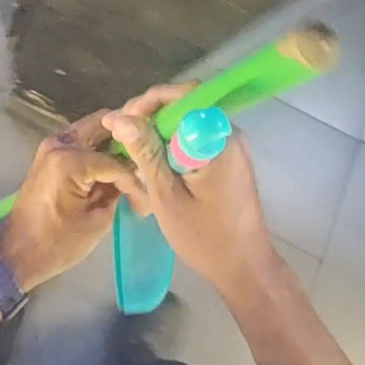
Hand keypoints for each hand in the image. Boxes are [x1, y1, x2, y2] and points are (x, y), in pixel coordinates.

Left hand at [0, 109, 139, 290]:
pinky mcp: (51, 152)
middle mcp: (60, 143)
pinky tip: (116, 169)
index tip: (147, 199)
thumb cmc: (57, 243)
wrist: (18, 251)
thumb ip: (117, 191)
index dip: (136, 180)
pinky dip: (100, 150)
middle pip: (105, 125)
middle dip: (128, 141)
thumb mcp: (97, 221)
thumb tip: (137, 176)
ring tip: (135, 168)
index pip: (117, 161)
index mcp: (69, 160)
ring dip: (114, 144)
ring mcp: (53, 144)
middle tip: (146, 163)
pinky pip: (82, 142)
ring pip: (94, 130)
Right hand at [104, 83, 280, 301]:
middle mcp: (229, 133)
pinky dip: (172, 143)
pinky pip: (196, 136)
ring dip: (158, 131)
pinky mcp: (229, 157)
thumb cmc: (206, 238)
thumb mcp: (166, 196)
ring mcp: (232, 145)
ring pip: (188, 120)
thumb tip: (118, 118)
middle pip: (185, 104)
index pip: (182, 96)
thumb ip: (145, 152)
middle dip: (149, 115)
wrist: (245, 268)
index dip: (148, 102)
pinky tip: (154, 165)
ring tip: (132, 152)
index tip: (122, 122)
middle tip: (122, 137)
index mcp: (218, 140)